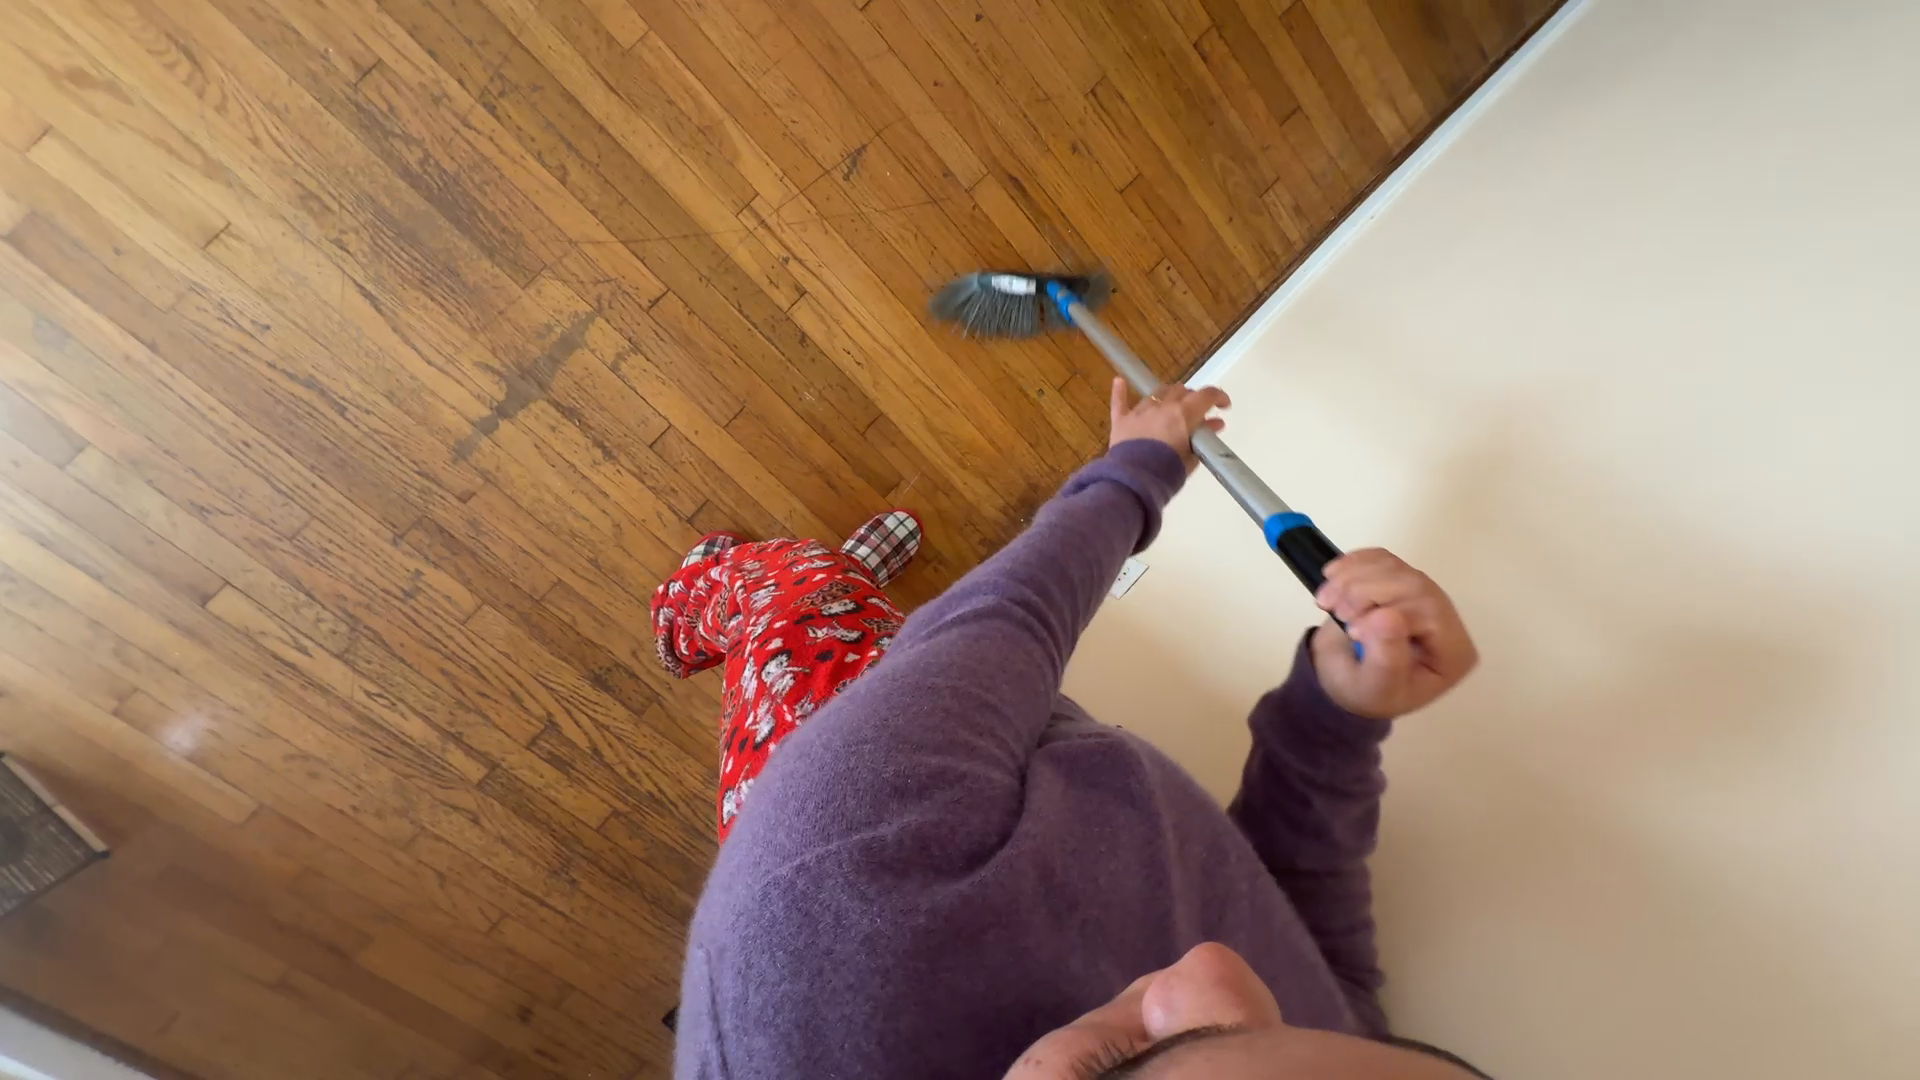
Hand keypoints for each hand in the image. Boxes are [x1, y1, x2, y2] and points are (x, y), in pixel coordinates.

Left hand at [1109, 378, 1229, 471]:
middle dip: (1191, 398)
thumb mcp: (1192, 457)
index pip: (1206, 395)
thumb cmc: (1167, 472)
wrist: (1133, 481)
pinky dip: (1120, 391)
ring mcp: (1140, 411)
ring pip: (1156, 394)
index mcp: (1183, 413)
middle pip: (1181, 391)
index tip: (1223, 405)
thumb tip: (1216, 424)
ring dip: (1167, 397)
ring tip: (1172, 406)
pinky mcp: (1121, 421)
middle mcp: (1162, 406)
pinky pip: (1120, 402)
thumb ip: (1203, 438)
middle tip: (1195, 412)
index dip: (1218, 397)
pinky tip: (1119, 381)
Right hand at [1309, 549, 1476, 719]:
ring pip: (1393, 566)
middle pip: (1412, 583)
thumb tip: (1387, 616)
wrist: (1339, 680)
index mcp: (1451, 651)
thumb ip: (1387, 658)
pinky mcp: (1393, 582)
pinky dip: (1350, 563)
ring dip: (1351, 578)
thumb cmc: (1362, 692)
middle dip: (1365, 591)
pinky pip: (1379, 558)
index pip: (1430, 612)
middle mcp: (1442, 619)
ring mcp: (1418, 596)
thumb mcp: (1375, 687)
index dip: (1389, 613)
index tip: (1353, 632)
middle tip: (1336, 612)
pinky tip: (1331, 578)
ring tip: (1326, 602)